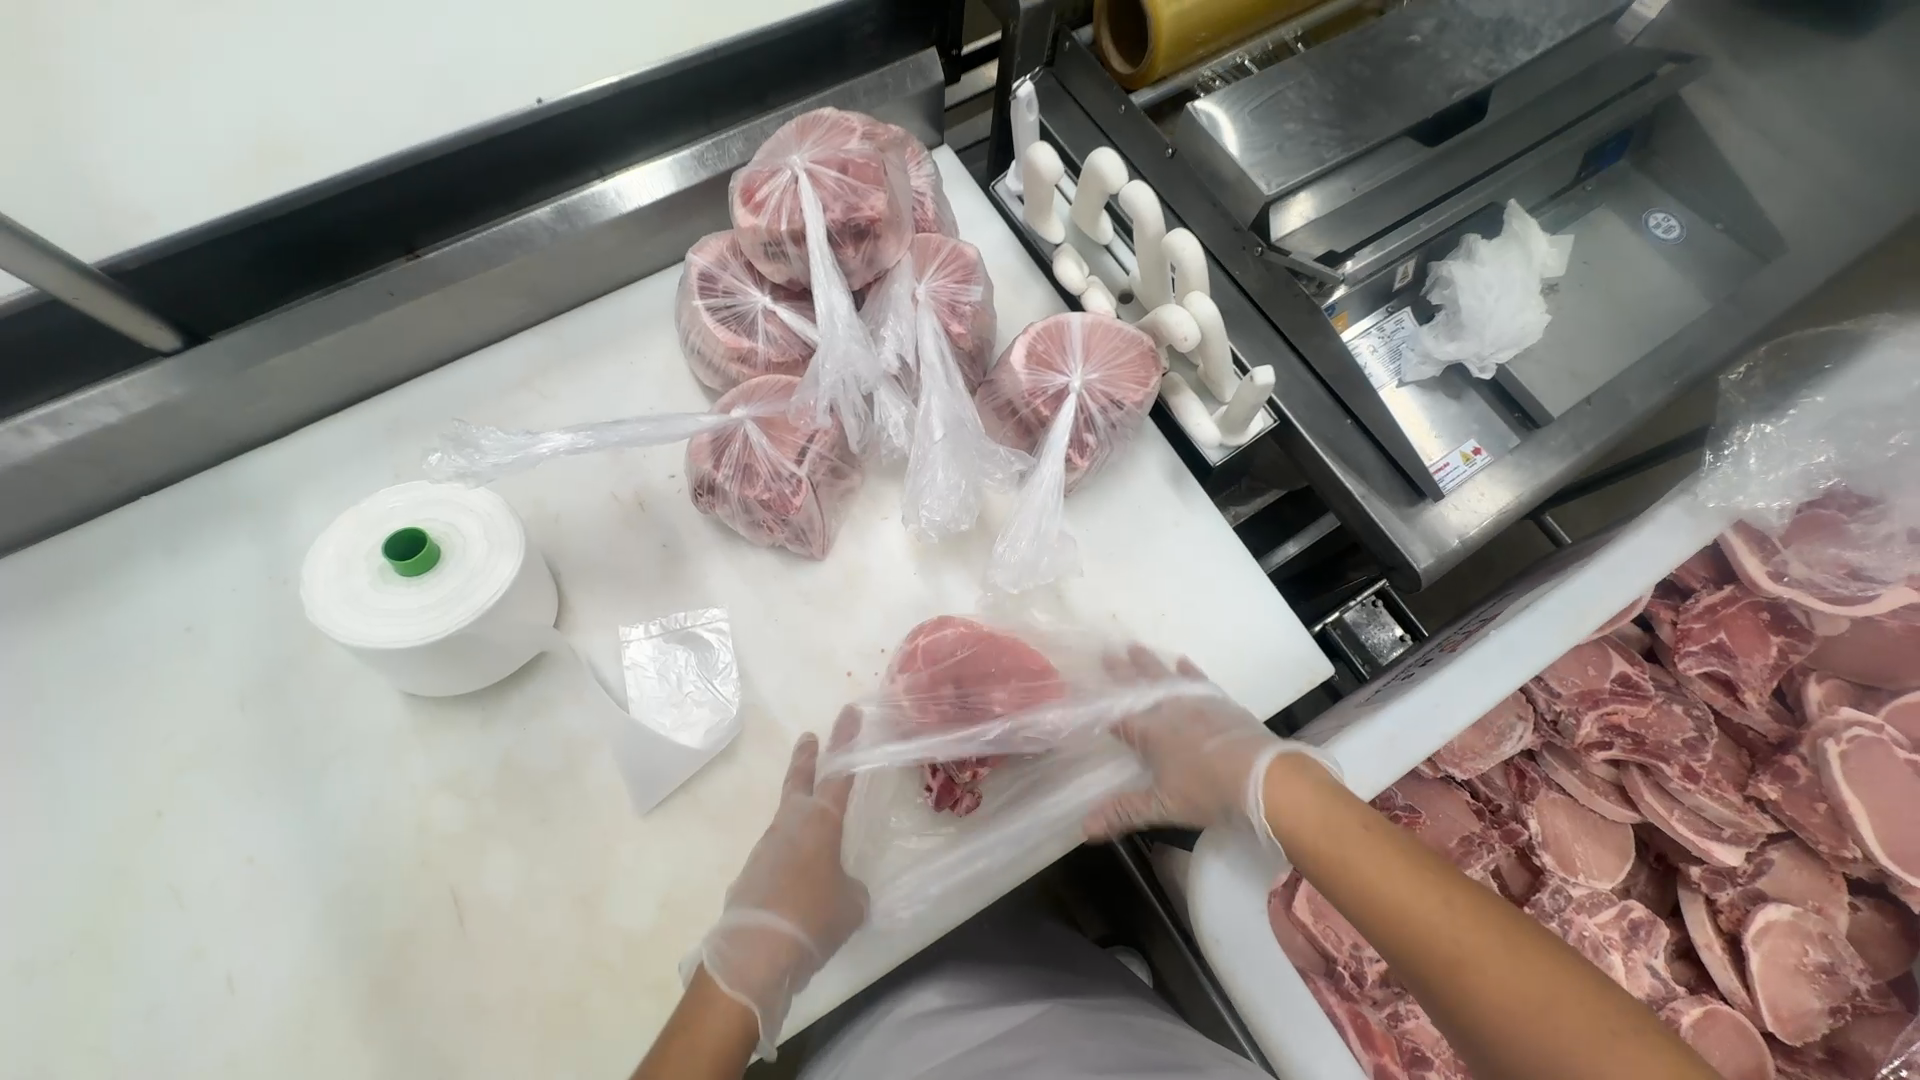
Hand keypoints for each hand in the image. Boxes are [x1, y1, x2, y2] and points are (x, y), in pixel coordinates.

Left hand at [684, 711, 868, 1060]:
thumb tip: (840, 887)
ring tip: (821, 849)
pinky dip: (791, 863)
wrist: (753, 955)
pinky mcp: (750, 875)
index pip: (841, 772)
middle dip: (807, 758)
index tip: (850, 713)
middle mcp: (790, 825)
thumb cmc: (812, 919)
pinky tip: (800, 891)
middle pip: (799, 781)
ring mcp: (766, 848)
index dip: (848, 741)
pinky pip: (778, 859)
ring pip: (787, 823)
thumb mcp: (851, 905)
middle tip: (809, 738)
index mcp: (821, 822)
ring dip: (801, 823)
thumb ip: (851, 887)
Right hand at [1084, 646, 1339, 848]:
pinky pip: (1198, 679)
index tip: (1085, 691)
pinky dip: (1188, 670)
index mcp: (1149, 732)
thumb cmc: (1208, 791)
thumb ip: (1123, 812)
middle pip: (1138, 687)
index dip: (1101, 707)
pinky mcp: (1221, 702)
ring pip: (1165, 677)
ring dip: (1148, 663)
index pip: (1117, 716)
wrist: (1264, 776)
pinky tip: (1182, 661)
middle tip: (1106, 653)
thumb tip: (1084, 829)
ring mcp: (1196, 702)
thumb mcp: (1162, 806)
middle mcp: (1168, 709)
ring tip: (1135, 648)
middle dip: (1121, 672)